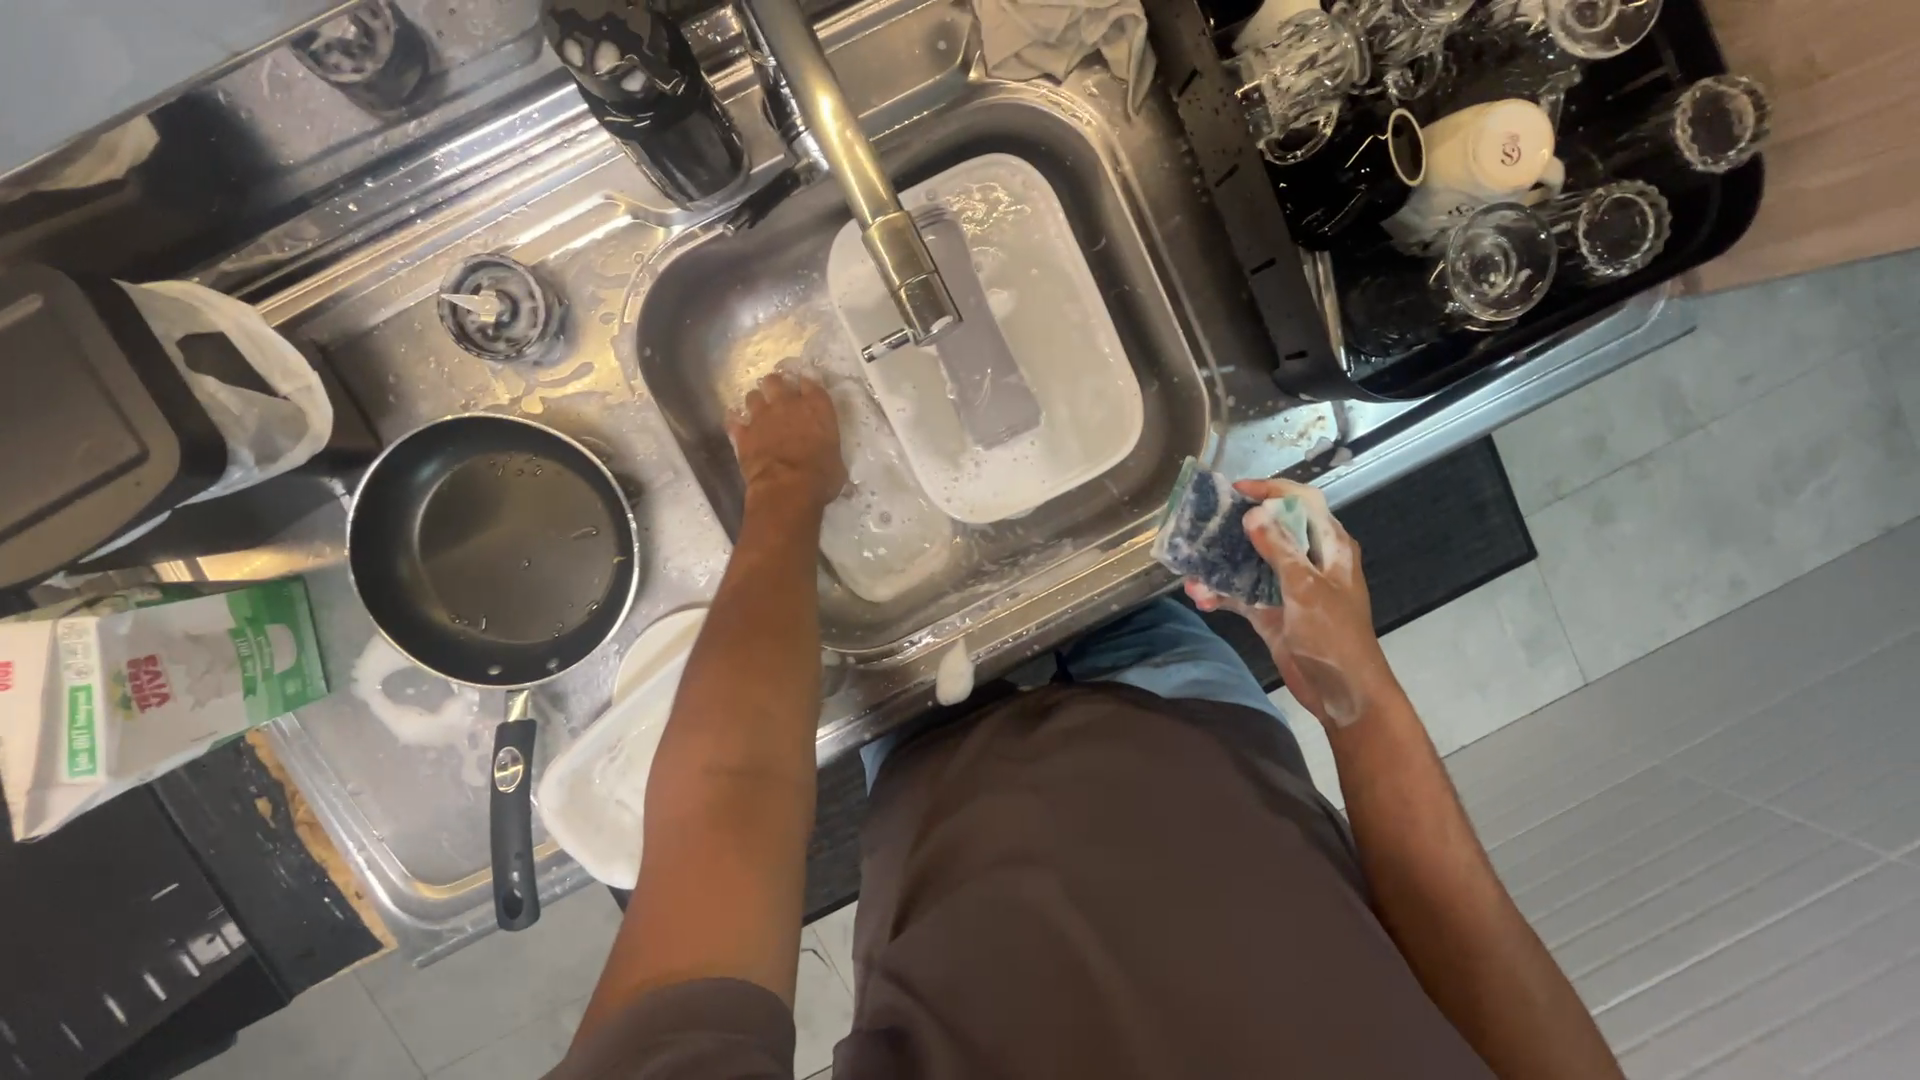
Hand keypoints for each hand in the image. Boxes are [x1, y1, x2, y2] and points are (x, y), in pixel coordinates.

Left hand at [728, 370, 847, 512]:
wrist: (787, 488)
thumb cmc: (821, 477)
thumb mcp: (837, 462)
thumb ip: (829, 449)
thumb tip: (828, 456)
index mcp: (817, 408)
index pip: (811, 384)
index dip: (807, 386)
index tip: (806, 390)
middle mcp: (788, 404)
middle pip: (776, 381)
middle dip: (775, 386)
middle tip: (777, 395)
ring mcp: (762, 417)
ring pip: (752, 396)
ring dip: (756, 402)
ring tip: (758, 411)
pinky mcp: (744, 434)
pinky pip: (734, 421)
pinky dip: (736, 423)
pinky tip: (738, 426)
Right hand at [1185, 478, 1399, 729]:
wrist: (1342, 693)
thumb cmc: (1334, 636)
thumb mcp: (1307, 589)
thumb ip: (1280, 550)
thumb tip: (1253, 514)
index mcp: (1329, 547)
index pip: (1302, 503)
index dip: (1272, 490)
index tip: (1237, 490)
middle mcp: (1308, 562)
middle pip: (1270, 530)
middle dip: (1236, 527)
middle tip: (1203, 522)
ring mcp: (1288, 588)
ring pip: (1250, 564)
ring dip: (1221, 565)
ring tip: (1192, 565)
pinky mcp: (1272, 614)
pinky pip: (1241, 596)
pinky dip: (1221, 595)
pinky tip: (1198, 596)